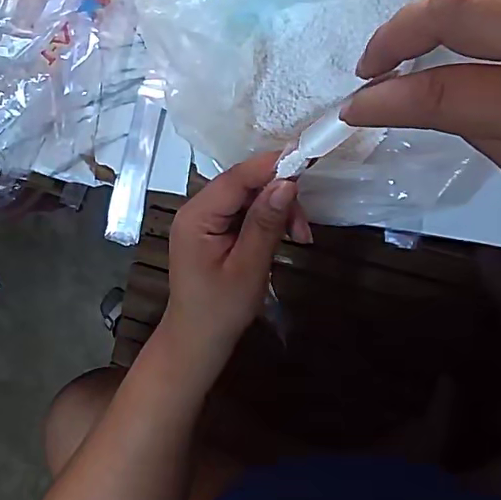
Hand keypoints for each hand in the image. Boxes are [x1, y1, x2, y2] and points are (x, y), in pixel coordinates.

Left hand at [162, 152, 311, 370]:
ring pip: (248, 196)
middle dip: (278, 194)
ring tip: (300, 236)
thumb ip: (265, 223)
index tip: (304, 157)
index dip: (269, 166)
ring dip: (277, 209)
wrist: (197, 342)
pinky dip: (268, 219)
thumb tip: (286, 183)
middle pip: (242, 184)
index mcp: (196, 217)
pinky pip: (244, 211)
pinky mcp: (214, 229)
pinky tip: (287, 236)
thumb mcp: (248, 267)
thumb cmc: (219, 310)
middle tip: (305, 221)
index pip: (234, 178)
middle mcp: (196, 210)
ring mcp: (204, 219)